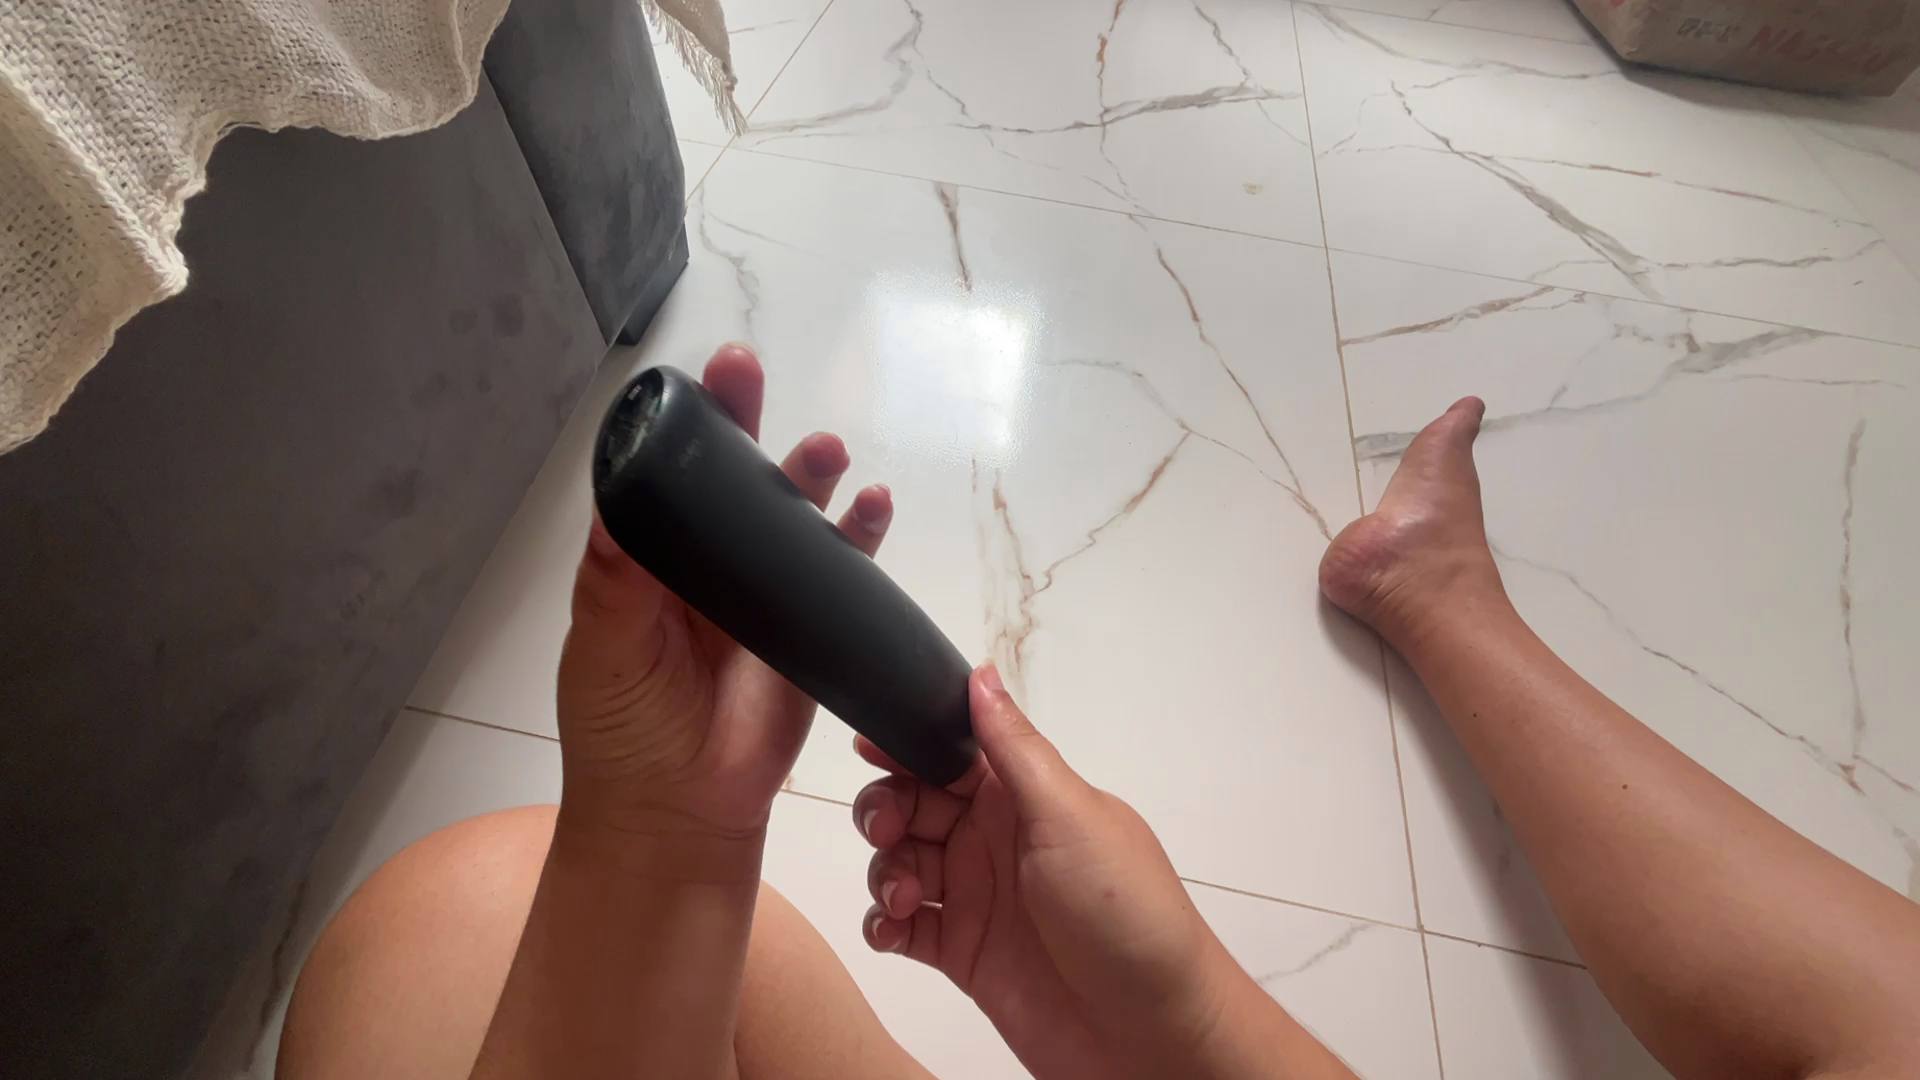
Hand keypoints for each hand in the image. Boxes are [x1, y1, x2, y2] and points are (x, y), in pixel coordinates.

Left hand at [556, 343, 893, 842]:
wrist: (685, 808)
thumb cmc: (627, 731)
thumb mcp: (603, 652)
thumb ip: (613, 585)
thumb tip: (616, 510)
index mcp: (657, 564)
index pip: (671, 479)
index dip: (683, 428)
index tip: (694, 378)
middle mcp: (715, 567)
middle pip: (736, 483)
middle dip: (745, 429)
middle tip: (750, 377)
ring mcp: (769, 594)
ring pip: (796, 518)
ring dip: (811, 477)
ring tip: (826, 451)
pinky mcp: (815, 625)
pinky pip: (845, 571)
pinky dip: (862, 536)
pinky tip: (873, 506)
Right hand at [850, 667, 1253, 1078]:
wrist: (1153, 1040)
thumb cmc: (1125, 912)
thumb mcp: (1068, 817)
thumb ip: (1015, 749)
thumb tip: (981, 672)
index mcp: (1022, 795)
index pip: (952, 752)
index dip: (908, 743)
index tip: (869, 743)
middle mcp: (993, 837)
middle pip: (914, 803)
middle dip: (886, 807)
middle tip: (886, 828)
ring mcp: (975, 894)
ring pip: (901, 860)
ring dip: (885, 869)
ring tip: (905, 896)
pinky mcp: (961, 950)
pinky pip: (903, 925)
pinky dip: (884, 922)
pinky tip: (893, 929)